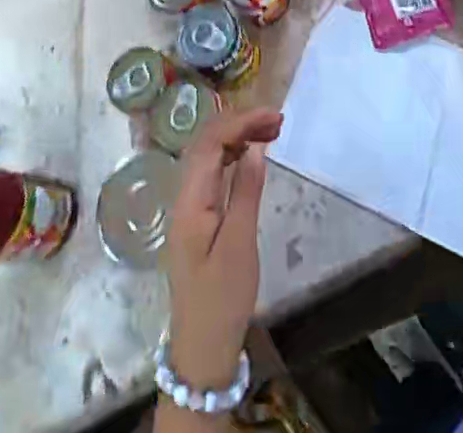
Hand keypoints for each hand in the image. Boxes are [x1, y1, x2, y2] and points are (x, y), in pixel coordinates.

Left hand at [166, 108, 282, 389]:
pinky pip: (212, 174)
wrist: (202, 346)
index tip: (273, 117)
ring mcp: (189, 207)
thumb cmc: (222, 298)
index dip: (239, 122)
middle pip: (206, 144)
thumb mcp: (239, 245)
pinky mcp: (198, 218)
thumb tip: (254, 148)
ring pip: (209, 157)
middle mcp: (184, 196)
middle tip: (278, 122)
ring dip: (236, 138)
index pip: (209, 143)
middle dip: (239, 124)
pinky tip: (251, 157)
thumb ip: (244, 192)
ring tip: (271, 132)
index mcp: (190, 201)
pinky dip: (232, 158)